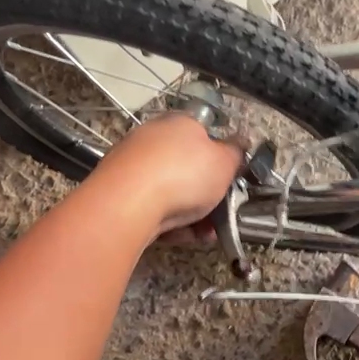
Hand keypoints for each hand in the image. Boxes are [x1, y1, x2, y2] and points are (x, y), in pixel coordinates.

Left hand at [86, 114, 245, 236]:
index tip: (231, 181)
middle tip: (221, 213)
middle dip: (207, 194)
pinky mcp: (119, 190)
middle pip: (189, 167)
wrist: (128, 203)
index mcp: (181, 123)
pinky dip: (169, 221)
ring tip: (204, 233)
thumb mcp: (225, 163)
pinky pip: (154, 205)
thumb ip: (236, 153)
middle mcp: (154, 137)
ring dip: (192, 213)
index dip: (222, 159)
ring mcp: (133, 163)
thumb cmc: (184, 175)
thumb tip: (239, 143)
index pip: (206, 135)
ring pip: (172, 190)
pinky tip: (181, 236)